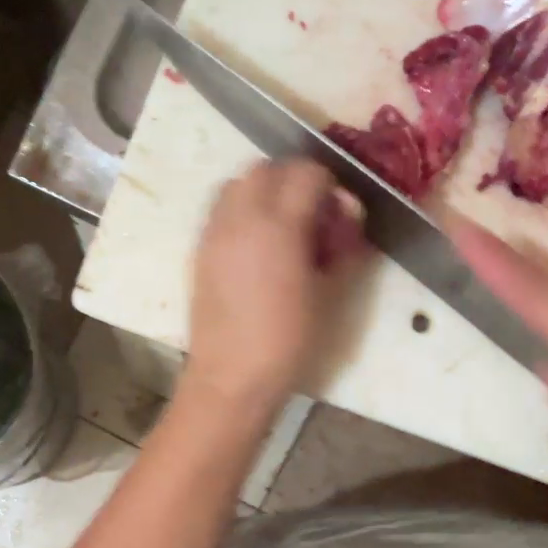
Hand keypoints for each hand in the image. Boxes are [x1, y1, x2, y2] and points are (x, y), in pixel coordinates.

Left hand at [187, 159, 359, 410]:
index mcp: (278, 225)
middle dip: (291, 179)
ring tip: (280, 224)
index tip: (340, 210)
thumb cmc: (287, 343)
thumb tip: (349, 213)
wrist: (230, 379)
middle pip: (265, 169)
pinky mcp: (197, 253)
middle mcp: (240, 219)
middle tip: (311, 212)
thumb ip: (344, 245)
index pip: (307, 172)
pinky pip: (218, 212)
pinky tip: (255, 245)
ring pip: (234, 184)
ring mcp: (213, 234)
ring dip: (260, 190)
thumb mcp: (330, 295)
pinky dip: (238, 212)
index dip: (329, 183)